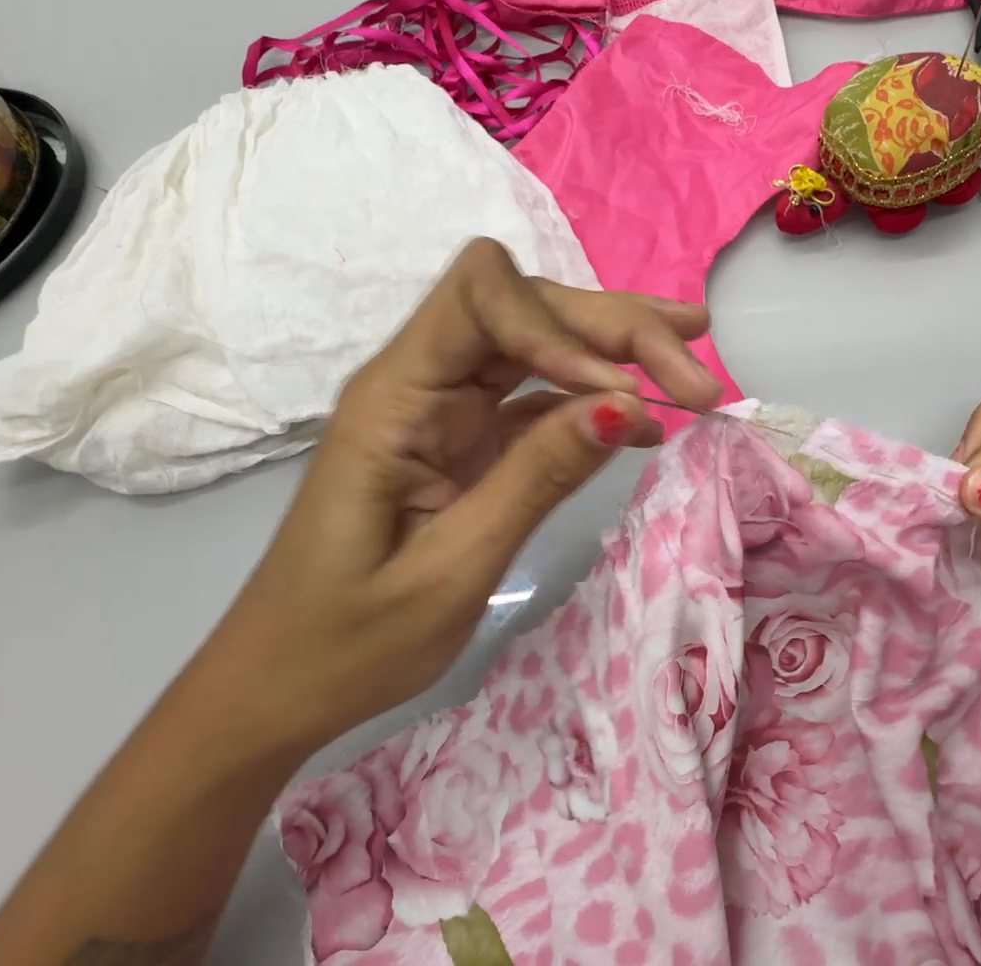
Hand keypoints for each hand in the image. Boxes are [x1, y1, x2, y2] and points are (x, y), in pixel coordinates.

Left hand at [194, 239, 721, 748]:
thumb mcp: (453, 568)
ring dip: (616, 353)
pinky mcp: (465, 442)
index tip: (620, 393)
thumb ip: (537, 478)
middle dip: (615, 331)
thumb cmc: (348, 641)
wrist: (281, 685)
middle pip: (525, 308)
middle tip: (699, 378)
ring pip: (540, 344)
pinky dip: (593, 403)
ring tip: (694, 371)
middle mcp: (421, 382)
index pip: (480, 296)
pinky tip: (645, 424)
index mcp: (394, 398)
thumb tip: (627, 406)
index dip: (559, 326)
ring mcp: (446, 410)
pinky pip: (536, 400)